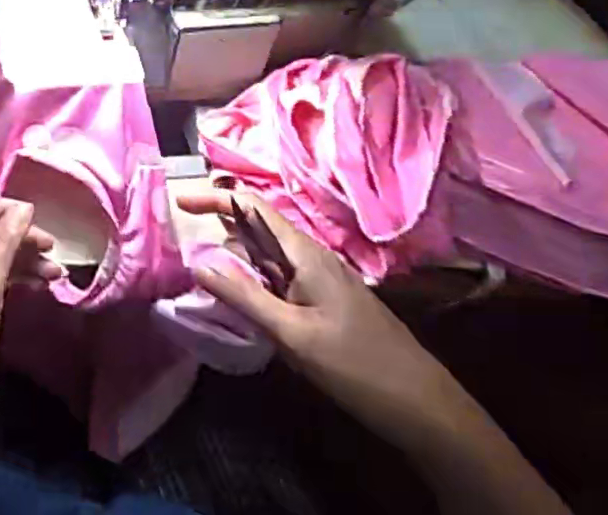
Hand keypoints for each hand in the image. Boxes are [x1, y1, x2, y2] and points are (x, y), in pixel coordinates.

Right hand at [178, 191, 474, 448]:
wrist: (427, 409)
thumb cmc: (357, 366)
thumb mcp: (292, 334)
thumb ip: (244, 297)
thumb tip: (197, 264)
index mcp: (305, 254)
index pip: (253, 207)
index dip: (216, 198)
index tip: (181, 202)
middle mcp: (312, 257)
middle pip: (258, 227)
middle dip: (221, 227)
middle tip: (185, 239)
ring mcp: (322, 280)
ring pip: (269, 255)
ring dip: (236, 256)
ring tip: (206, 270)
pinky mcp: (326, 302)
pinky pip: (281, 277)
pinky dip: (254, 278)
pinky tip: (242, 298)